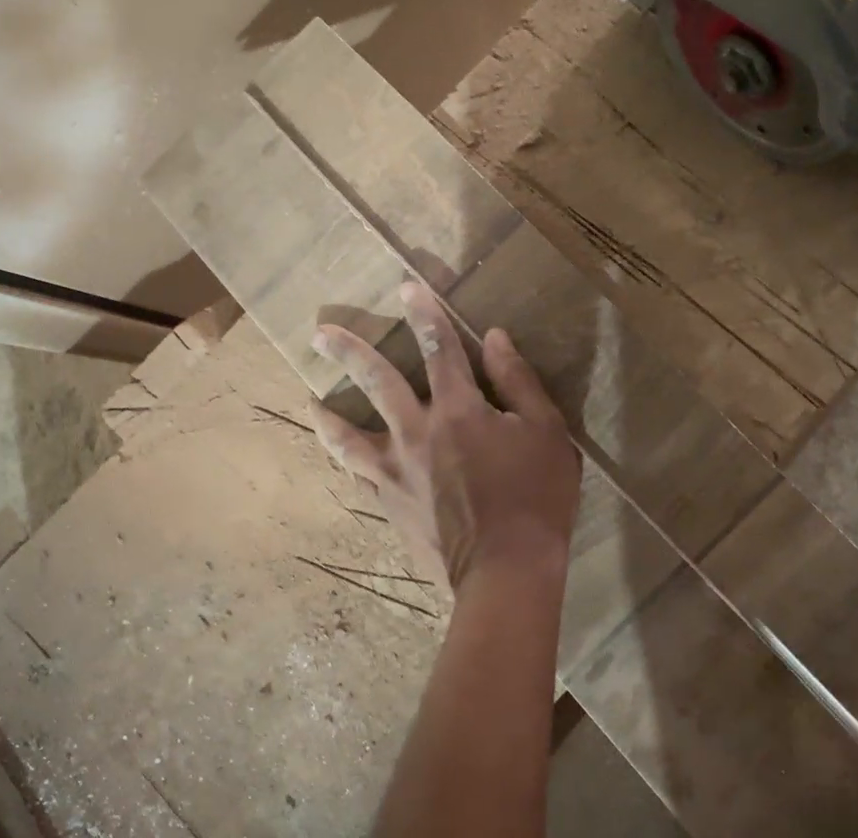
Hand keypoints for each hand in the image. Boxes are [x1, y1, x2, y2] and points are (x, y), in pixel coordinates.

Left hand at [307, 282, 581, 592]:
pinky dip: (348, 464)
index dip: (424, 314)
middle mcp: (416, 433)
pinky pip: (359, 478)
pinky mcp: (389, 507)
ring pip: (348, 438)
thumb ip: (518, 381)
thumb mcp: (546, 430)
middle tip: (319, 333)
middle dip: (350, 353)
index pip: (441, 348)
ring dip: (328, 416)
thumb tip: (494, 337)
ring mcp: (395, 473)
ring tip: (311, 404)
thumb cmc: (536, 496)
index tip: (405, 287)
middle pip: (377, 382)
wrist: (506, 570)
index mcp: (458, 409)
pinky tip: (342, 463)